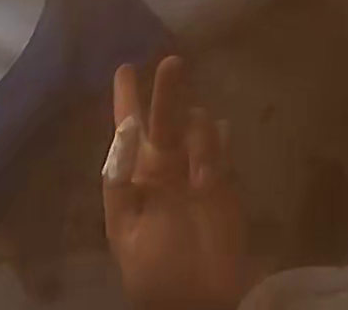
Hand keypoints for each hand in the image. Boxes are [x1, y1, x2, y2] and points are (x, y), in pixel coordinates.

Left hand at [104, 57, 253, 309]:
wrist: (199, 295)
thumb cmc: (157, 268)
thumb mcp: (128, 229)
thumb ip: (123, 181)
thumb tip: (125, 129)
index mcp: (137, 178)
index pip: (129, 131)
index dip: (126, 99)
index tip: (125, 68)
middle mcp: (166, 164)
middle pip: (166, 116)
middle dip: (168, 88)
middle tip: (172, 61)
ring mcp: (195, 168)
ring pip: (198, 128)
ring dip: (202, 143)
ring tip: (206, 179)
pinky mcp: (223, 175)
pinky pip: (222, 144)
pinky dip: (220, 140)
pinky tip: (224, 135)